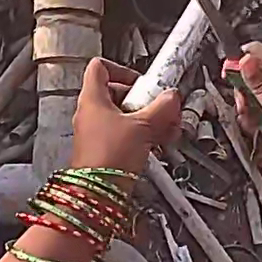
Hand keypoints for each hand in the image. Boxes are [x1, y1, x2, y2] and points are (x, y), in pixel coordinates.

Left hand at [70, 58, 180, 174]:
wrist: (98, 194)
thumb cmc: (110, 157)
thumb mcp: (143, 126)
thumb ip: (161, 108)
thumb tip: (172, 97)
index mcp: (92, 99)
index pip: (99, 67)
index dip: (122, 69)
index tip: (140, 81)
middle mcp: (90, 113)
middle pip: (117, 93)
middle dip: (143, 100)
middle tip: (159, 108)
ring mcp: (95, 132)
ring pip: (123, 116)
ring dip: (146, 119)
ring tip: (165, 128)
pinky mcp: (104, 150)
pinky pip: (124, 134)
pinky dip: (141, 135)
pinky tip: (158, 143)